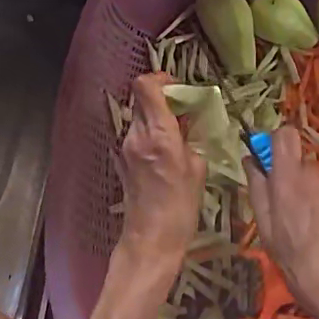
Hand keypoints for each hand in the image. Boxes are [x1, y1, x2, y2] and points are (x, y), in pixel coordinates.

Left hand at [118, 72, 204, 263]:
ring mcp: (124, 146)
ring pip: (136, 115)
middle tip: (179, 109)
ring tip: (173, 132)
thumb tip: (188, 121)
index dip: (159, 78)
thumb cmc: (181, 206)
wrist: (151, 240)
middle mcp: (136, 135)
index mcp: (158, 134)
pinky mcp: (120, 158)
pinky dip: (147, 132)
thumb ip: (190, 137)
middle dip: (159, 97)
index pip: (145, 86)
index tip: (176, 87)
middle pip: (139, 98)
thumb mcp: (197, 167)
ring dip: (153, 115)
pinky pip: (134, 133)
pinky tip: (162, 150)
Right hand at [246, 130, 318, 318]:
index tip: (265, 165)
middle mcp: (315, 175)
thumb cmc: (299, 265)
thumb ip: (258, 190)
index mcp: (289, 178)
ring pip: (313, 179)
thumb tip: (250, 161)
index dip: (273, 143)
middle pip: (297, 160)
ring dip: (304, 193)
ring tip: (302, 229)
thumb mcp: (266, 231)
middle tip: (279, 210)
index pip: (284, 134)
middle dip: (286, 176)